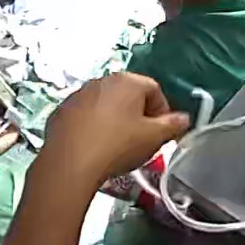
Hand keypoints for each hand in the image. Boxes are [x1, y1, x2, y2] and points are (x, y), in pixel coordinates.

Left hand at [34, 73, 190, 192]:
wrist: (70, 164)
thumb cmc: (118, 146)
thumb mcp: (154, 138)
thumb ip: (173, 125)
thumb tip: (184, 119)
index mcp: (128, 82)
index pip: (155, 90)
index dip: (163, 112)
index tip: (163, 132)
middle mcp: (102, 81)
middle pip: (129, 95)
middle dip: (139, 114)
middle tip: (143, 138)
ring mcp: (78, 95)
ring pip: (106, 104)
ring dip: (116, 119)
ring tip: (118, 144)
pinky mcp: (61, 111)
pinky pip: (85, 116)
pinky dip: (94, 126)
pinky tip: (96, 146)